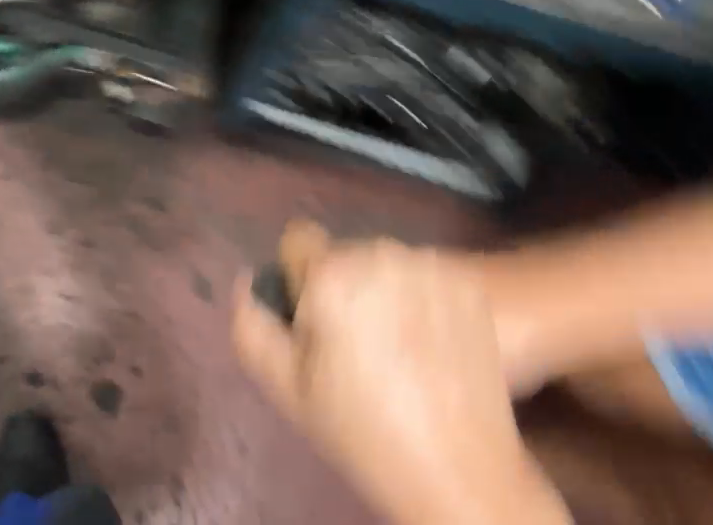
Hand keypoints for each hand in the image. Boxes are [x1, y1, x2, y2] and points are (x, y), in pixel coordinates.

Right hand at [233, 222, 567, 524]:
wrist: (460, 472)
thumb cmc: (362, 432)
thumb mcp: (287, 388)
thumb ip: (251, 325)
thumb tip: (247, 281)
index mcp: (330, 275)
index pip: (296, 240)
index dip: (298, 280)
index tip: (315, 324)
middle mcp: (378, 254)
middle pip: (341, 255)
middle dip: (340, 289)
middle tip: (355, 349)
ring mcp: (428, 266)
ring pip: (383, 265)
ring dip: (380, 293)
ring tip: (397, 352)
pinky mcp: (465, 283)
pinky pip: (423, 277)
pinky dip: (420, 301)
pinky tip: (429, 347)